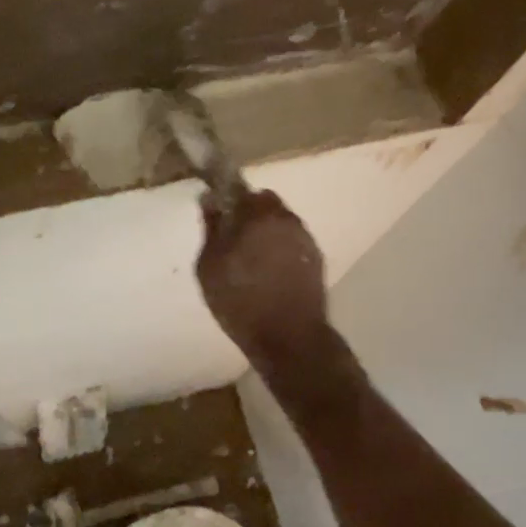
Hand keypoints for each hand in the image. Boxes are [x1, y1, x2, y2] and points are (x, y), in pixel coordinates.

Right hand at [196, 189, 329, 364]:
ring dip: (265, 232)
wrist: (289, 338)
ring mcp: (306, 240)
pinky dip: (279, 249)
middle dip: (248, 214)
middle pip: (265, 203)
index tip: (216, 212)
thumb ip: (211, 228)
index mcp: (259, 214)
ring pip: (280, 223)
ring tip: (248, 260)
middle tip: (230, 239)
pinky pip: (292, 243)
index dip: (226, 196)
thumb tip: (209, 199)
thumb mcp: (209, 266)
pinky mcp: (317, 260)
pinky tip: (267, 273)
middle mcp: (287, 219)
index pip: (240, 188)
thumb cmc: (240, 300)